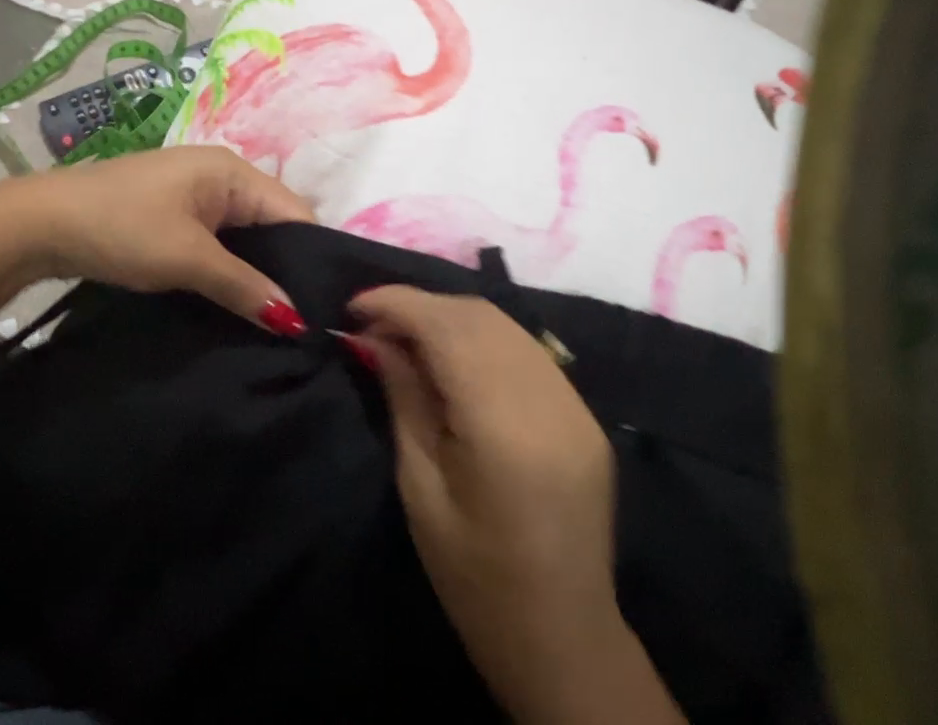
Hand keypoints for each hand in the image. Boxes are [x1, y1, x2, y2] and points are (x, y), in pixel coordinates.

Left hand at [0, 146, 316, 332]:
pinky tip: (236, 304)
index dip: (315, 260)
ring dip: (256, 275)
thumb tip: (296, 321)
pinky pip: (218, 245)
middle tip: (304, 324)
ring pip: (244, 239)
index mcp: (231, 171)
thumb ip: (244, 286)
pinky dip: (228, 271)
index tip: (328, 311)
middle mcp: (219, 176)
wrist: (39, 224)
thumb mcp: (186, 258)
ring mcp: (194, 197)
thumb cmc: (120, 228)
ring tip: (276, 322)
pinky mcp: (172, 218)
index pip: (296, 213)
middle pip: (273, 225)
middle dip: (287, 271)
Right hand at [348, 287, 681, 722]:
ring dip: (450, 318)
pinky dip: (481, 337)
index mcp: (507, 428)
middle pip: (482, 317)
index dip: (398, 304)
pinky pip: (527, 351)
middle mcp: (552, 402)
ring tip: (403, 336)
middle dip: (420, 306)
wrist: (559, 632)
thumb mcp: (420, 485)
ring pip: (507, 326)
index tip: (352, 304)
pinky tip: (450, 356)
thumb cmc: (471, 574)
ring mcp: (578, 407)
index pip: (451, 329)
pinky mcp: (585, 416)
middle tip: (371, 323)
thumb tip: (375, 337)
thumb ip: (405, 398)